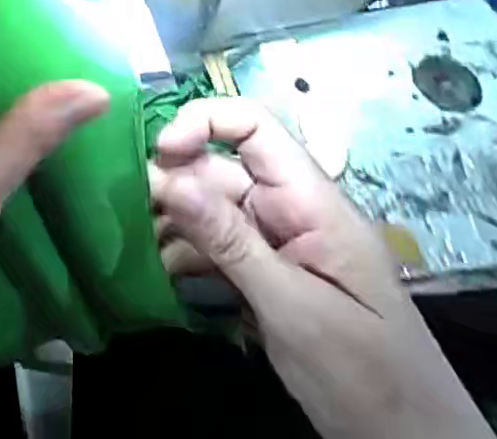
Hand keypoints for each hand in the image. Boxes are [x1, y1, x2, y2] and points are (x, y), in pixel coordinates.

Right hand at [151, 98, 492, 438]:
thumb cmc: (366, 374)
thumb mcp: (294, 308)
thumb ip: (230, 242)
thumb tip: (169, 178)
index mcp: (310, 199)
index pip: (253, 127)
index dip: (203, 122)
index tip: (160, 153)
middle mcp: (289, 208)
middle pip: (221, 169)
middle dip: (175, 182)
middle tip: (130, 209)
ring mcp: (276, 242)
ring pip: (211, 209)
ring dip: (173, 221)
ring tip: (136, 241)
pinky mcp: (266, 275)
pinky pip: (216, 246)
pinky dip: (185, 253)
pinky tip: (156, 269)